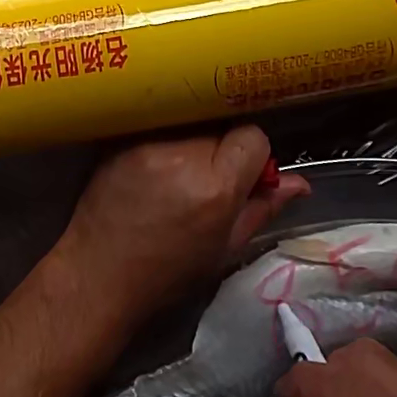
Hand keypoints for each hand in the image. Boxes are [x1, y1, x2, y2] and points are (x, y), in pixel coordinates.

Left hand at [53, 125, 309, 318]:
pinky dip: (162, 140)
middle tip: (204, 179)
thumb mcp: (225, 249)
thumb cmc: (166, 272)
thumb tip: (299, 183)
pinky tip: (150, 168)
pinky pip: (158, 126)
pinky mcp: (122, 139)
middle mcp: (183, 156)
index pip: (252, 137)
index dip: (252, 156)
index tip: (241, 175)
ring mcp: (148, 144)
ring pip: (189, 124)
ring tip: (174, 175)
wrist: (97, 273)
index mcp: (216, 187)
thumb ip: (263, 208)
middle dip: (220, 149)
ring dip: (190, 143)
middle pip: (220, 127)